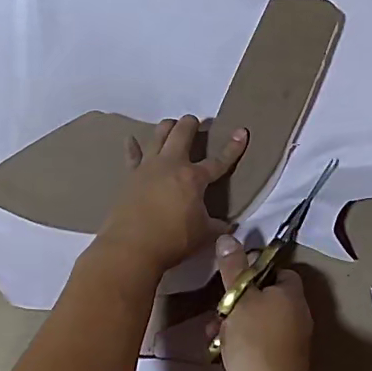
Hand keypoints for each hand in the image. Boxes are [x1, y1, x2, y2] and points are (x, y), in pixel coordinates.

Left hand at [93, 115, 247, 276]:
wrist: (131, 247)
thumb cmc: (173, 240)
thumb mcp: (204, 235)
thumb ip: (218, 227)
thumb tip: (230, 227)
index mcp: (194, 178)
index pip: (219, 160)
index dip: (233, 147)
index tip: (242, 131)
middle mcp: (171, 165)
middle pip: (182, 133)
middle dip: (191, 124)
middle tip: (195, 122)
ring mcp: (148, 168)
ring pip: (158, 136)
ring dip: (167, 127)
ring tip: (172, 126)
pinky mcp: (130, 177)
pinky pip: (131, 156)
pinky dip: (132, 147)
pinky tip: (130, 139)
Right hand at [212, 234, 313, 370]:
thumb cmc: (256, 339)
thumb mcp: (239, 298)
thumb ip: (233, 268)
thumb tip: (228, 238)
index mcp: (292, 294)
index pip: (279, 271)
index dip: (256, 271)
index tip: (234, 277)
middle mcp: (297, 313)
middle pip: (266, 296)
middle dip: (238, 301)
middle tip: (219, 307)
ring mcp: (292, 339)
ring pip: (259, 320)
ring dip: (235, 323)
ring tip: (214, 331)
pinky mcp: (282, 360)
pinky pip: (259, 342)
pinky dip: (242, 342)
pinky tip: (222, 349)